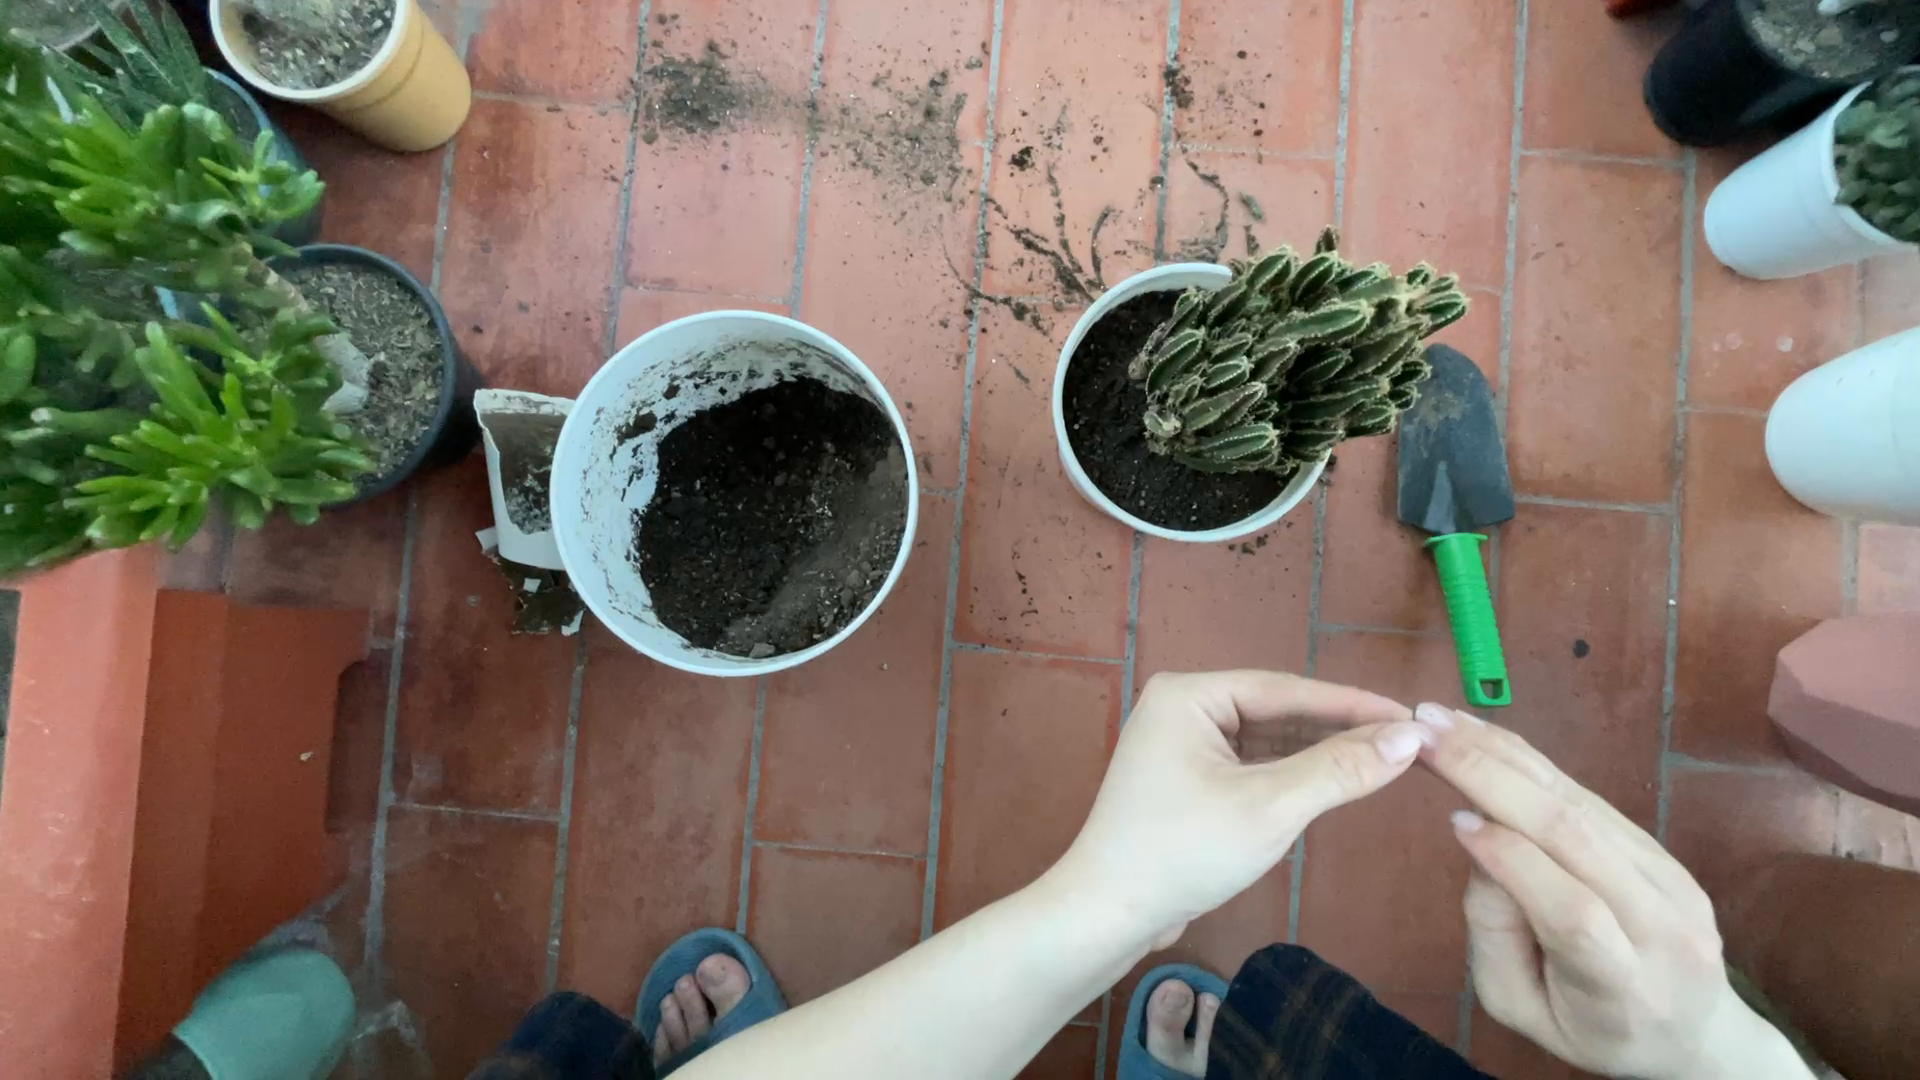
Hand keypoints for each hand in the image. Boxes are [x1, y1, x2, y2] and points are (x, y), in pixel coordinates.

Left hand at [1050, 670, 1430, 946]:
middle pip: (1273, 710)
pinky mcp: (1185, 774)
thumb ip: (1339, 768)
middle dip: (1335, 727)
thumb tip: (1410, 735)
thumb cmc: (1186, 848)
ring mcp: (1180, 740)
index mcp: (1189, 694)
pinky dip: (1287, 771)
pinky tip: (1331, 777)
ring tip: (1383, 758)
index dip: (1350, 703)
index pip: (1283, 688)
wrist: (1112, 906)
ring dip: (1315, 750)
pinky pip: (1247, 761)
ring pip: (1262, 737)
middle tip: (1407, 740)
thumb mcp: (1270, 807)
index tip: (1413, 714)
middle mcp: (1181, 706)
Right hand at [1412, 704, 1813, 1079]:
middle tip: (1422, 735)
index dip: (1511, 859)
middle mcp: (1661, 924)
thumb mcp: (1519, 1006)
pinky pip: (1582, 791)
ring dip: (1497, 751)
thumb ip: (1493, 932)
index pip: (1571, 910)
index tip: (1449, 817)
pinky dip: (1521, 756)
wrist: (1695, 1033)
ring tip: (1436, 719)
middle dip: (1488, 775)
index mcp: (1625, 983)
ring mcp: (1669, 878)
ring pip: (1575, 800)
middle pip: (1573, 835)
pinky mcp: (1658, 848)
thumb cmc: (1584, 1024)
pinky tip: (1475, 730)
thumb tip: (1478, 841)